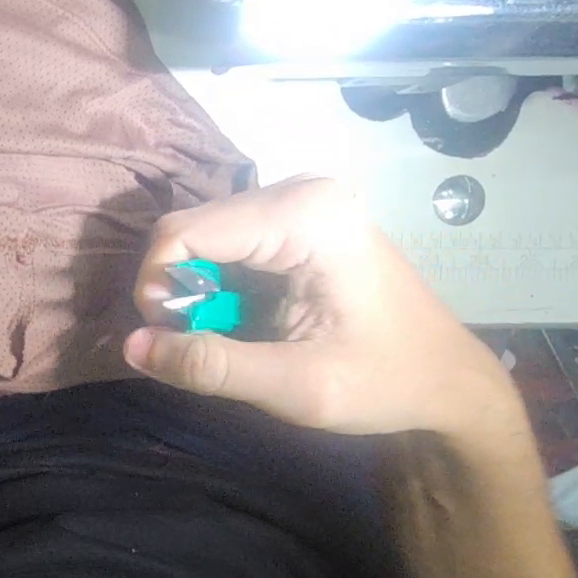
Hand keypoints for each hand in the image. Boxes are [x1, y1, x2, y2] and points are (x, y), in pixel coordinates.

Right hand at [124, 177, 518, 436]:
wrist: (446, 382)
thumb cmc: (383, 383)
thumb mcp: (293, 387)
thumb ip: (209, 365)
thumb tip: (131, 346)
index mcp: (307, 216)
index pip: (183, 232)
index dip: (157, 287)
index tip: (170, 341)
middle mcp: (300, 190)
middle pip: (187, 230)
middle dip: (175, 290)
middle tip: (195, 343)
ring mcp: (298, 200)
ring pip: (198, 236)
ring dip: (191, 290)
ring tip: (219, 334)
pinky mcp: (293, 218)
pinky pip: (221, 242)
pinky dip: (211, 284)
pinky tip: (237, 316)